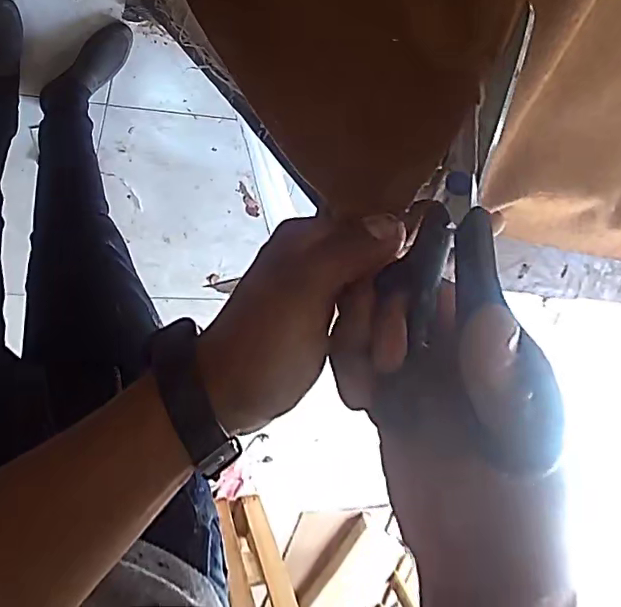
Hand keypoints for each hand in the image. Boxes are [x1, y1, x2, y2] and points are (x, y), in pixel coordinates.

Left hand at [195, 215, 403, 434]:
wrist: (226, 398)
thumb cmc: (260, 344)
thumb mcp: (304, 291)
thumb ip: (349, 252)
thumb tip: (395, 222)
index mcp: (311, 238)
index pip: (377, 235)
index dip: (393, 274)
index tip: (393, 313)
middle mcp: (320, 257)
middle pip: (380, 275)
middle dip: (380, 319)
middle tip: (377, 353)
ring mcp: (323, 292)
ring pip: (375, 307)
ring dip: (371, 343)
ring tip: (355, 368)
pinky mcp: (326, 322)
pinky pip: (363, 330)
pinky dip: (360, 355)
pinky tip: (354, 377)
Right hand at [330, 217, 572, 606]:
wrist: (481, 569)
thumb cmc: (524, 505)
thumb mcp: (524, 441)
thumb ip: (504, 379)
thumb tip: (490, 311)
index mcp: (497, 342)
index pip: (475, 277)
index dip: (457, 245)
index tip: (440, 210)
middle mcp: (457, 345)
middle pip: (411, 290)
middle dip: (391, 310)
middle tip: (388, 357)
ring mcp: (421, 370)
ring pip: (378, 319)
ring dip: (364, 339)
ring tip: (372, 384)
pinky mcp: (391, 396)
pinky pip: (360, 361)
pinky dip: (352, 369)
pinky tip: (361, 401)